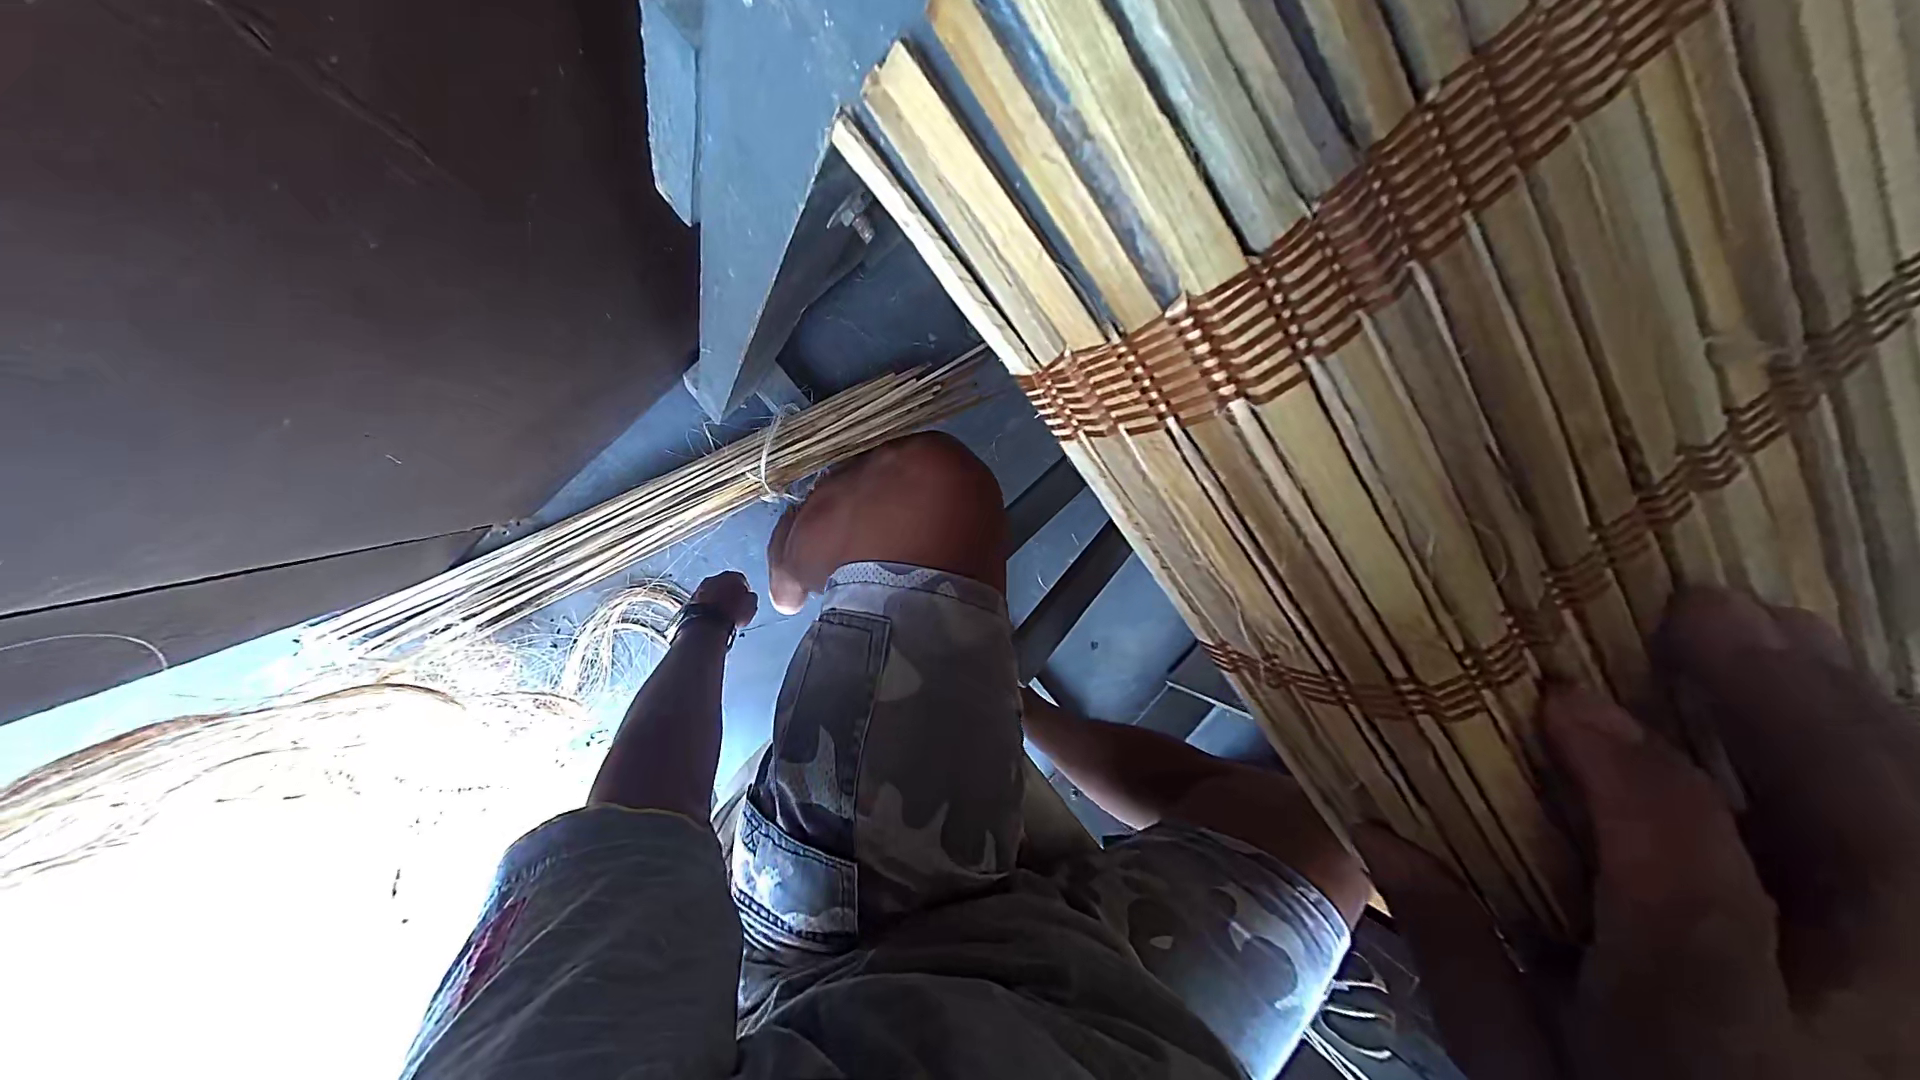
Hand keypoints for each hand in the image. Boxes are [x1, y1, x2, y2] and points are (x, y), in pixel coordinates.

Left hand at [689, 570, 756, 628]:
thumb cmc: (731, 614)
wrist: (707, 624)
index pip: (741, 579)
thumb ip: (750, 598)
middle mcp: (715, 578)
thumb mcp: (750, 606)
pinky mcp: (691, 598)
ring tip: (722, 613)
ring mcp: (701, 587)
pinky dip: (708, 605)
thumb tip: (749, 597)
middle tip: (733, 606)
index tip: (745, 600)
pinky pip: (703, 600)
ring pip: (713, 590)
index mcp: (732, 576)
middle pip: (724, 583)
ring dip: (717, 598)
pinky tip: (712, 616)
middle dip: (728, 592)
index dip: (744, 591)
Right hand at [1358, 589, 1919, 1079]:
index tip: (1561, 697)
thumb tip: (1381, 834)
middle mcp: (1873, 1029)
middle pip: (1865, 850)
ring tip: (1777, 629)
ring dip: (1858, 720)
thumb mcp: (1524, 1076)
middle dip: (1783, 711)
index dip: (1627, 773)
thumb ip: (1463, 960)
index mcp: (1719, 1044)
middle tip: (1706, 610)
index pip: (1688, 879)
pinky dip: (1895, 767)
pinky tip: (1842, 708)